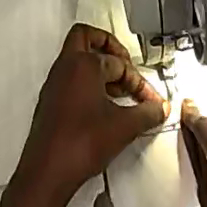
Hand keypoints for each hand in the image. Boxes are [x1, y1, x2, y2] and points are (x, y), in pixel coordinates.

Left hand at [13, 24, 166, 201]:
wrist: (49, 169)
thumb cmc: (77, 144)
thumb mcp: (125, 127)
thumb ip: (147, 113)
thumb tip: (158, 108)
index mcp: (83, 64)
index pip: (119, 63)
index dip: (139, 81)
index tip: (150, 99)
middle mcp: (65, 67)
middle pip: (87, 37)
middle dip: (110, 46)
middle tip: (126, 63)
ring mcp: (55, 82)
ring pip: (77, 58)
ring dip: (99, 67)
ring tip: (119, 89)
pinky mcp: (51, 99)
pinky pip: (71, 78)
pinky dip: (88, 83)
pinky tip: (102, 106)